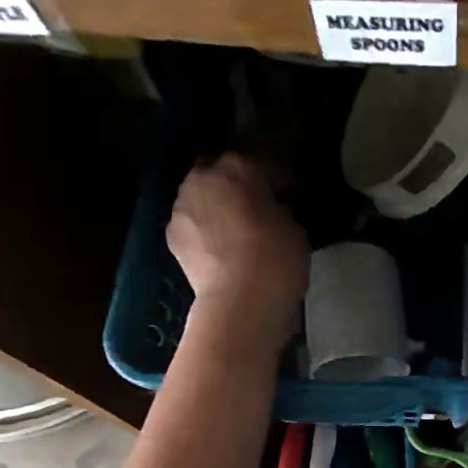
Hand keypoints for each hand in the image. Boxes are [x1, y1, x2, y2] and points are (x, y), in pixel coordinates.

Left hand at [167, 153, 308, 358]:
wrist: (240, 303)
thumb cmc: (277, 261)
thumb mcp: (295, 230)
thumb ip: (280, 211)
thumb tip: (271, 211)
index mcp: (240, 168)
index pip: (263, 165)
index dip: (277, 180)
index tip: (288, 194)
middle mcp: (204, 178)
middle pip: (220, 171)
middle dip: (236, 184)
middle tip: (256, 206)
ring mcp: (182, 206)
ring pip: (200, 195)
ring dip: (215, 205)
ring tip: (234, 229)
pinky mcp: (172, 235)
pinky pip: (191, 223)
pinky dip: (203, 230)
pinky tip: (218, 249)